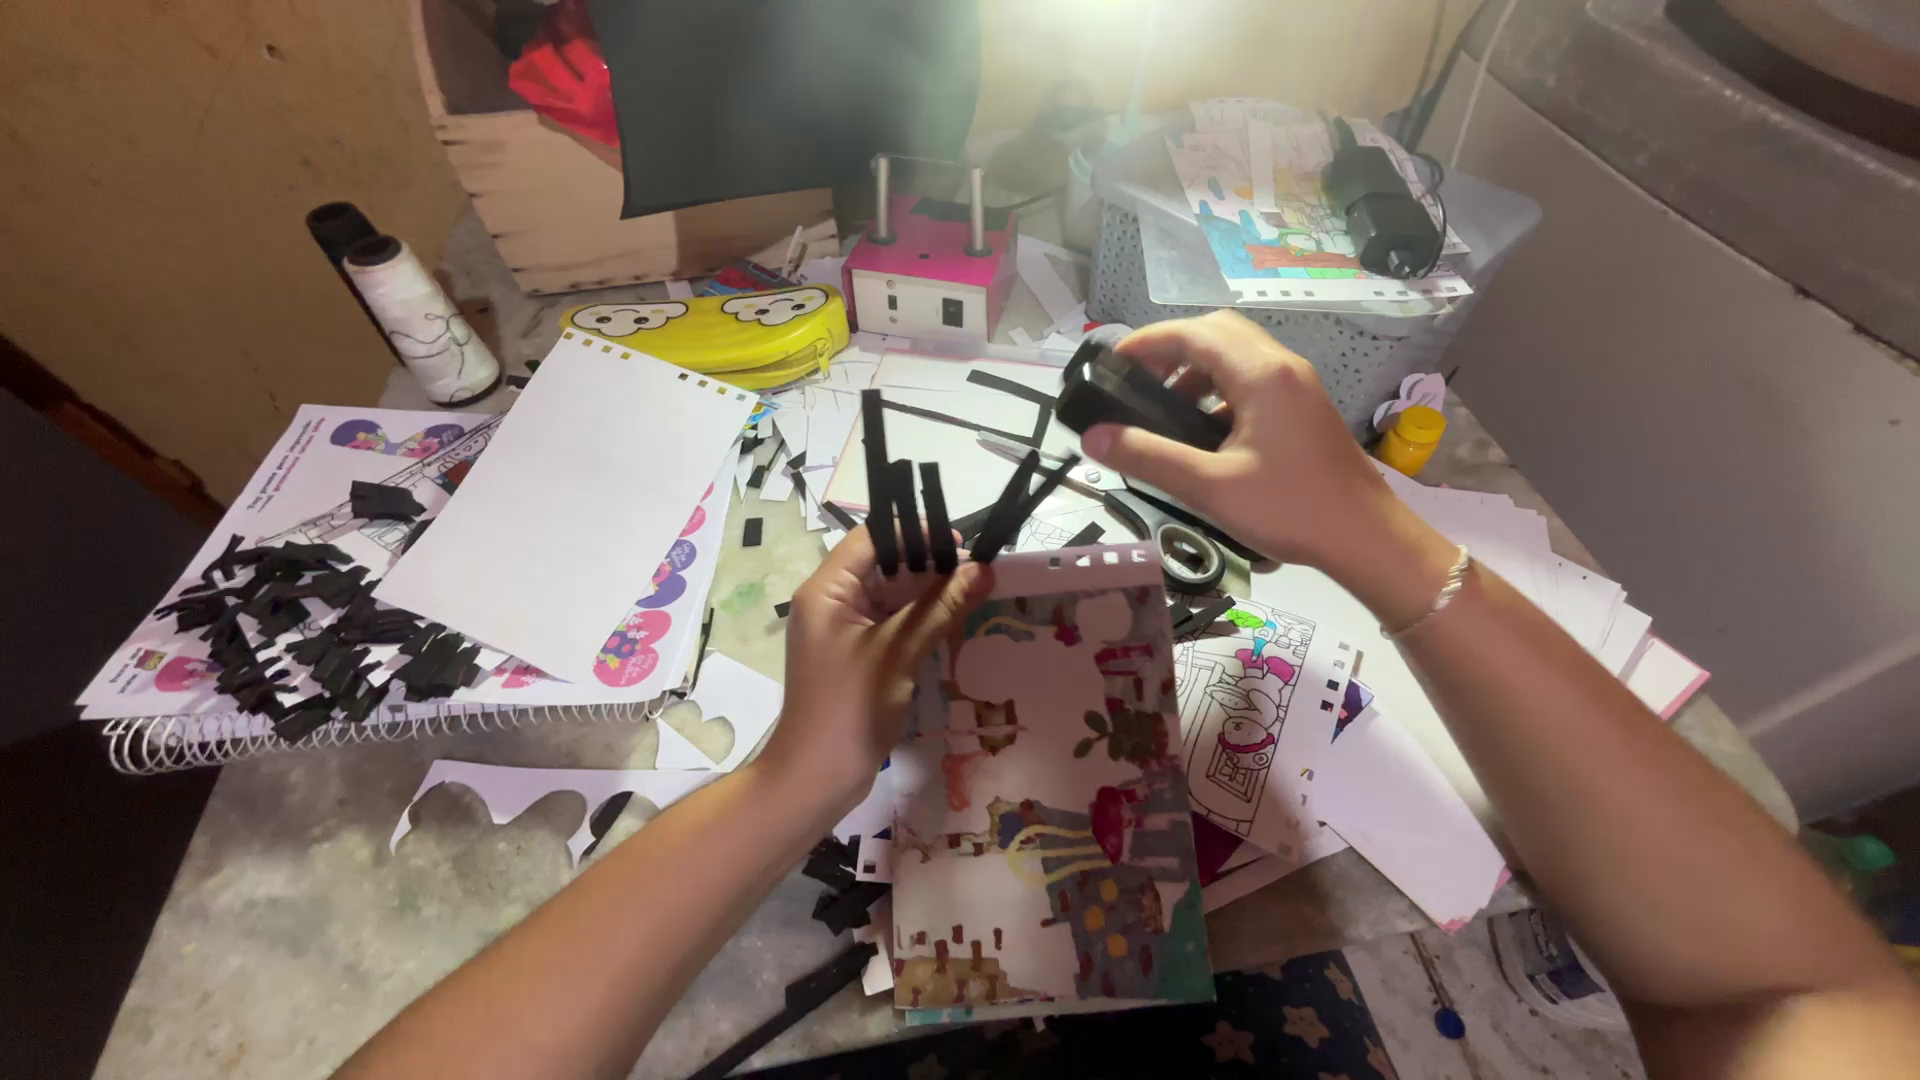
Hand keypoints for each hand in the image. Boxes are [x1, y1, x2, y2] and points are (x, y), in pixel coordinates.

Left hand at [760, 526, 992, 806]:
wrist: (817, 776)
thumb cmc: (851, 707)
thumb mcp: (900, 652)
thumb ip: (941, 607)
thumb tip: (984, 569)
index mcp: (826, 590)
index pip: (871, 539)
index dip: (914, 534)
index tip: (959, 543)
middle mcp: (829, 601)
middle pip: (881, 564)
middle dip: (927, 564)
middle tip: (974, 569)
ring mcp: (840, 629)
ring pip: (888, 594)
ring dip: (926, 592)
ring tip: (971, 590)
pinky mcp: (853, 653)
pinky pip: (888, 621)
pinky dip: (917, 618)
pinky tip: (951, 620)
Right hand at [1078, 311, 1456, 627]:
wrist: (1365, 537)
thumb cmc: (1289, 509)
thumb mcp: (1209, 487)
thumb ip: (1147, 458)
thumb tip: (1093, 437)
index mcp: (1260, 374)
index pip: (1193, 333)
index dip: (1146, 342)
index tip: (1111, 366)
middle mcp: (1281, 367)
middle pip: (1216, 332)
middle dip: (1170, 350)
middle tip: (1136, 384)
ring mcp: (1297, 386)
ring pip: (1236, 354)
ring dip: (1195, 370)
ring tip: (1163, 409)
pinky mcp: (1302, 408)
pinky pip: (1251, 379)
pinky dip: (1217, 389)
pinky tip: (1202, 430)